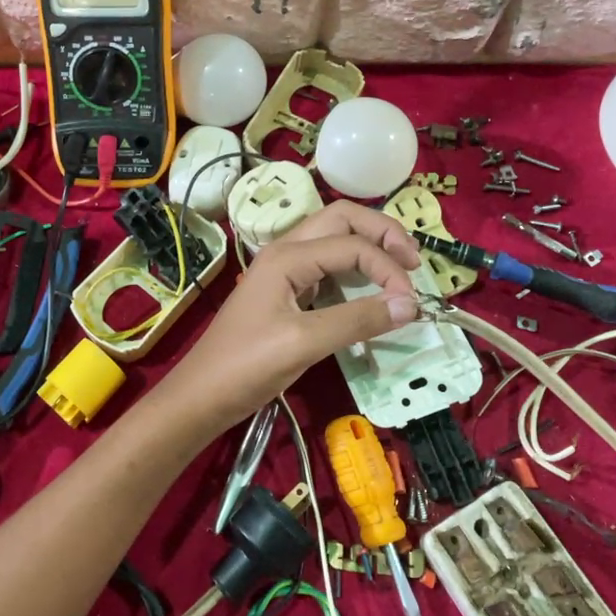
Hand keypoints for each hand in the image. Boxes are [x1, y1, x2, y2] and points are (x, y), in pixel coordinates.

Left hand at [149, 201, 421, 432]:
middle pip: (342, 220)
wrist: (202, 394)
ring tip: (400, 272)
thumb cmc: (246, 366)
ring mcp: (283, 270)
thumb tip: (412, 305)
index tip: (412, 304)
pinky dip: (353, 270)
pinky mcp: (285, 291)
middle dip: (382, 232)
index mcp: (287, 257)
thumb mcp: (304, 343)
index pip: (352, 244)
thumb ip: (357, 320)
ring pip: (334, 239)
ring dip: (369, 247)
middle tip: (414, 262)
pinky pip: (326, 266)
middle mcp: (285, 252)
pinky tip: (369, 292)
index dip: (388, 268)